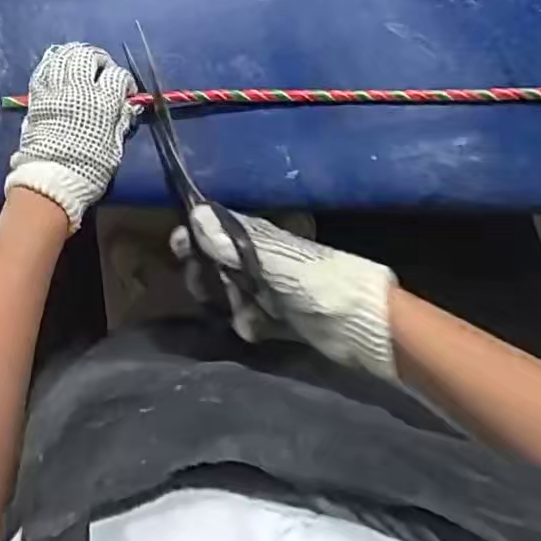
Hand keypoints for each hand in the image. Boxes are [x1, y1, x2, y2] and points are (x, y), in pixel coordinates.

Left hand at [3, 43, 136, 231]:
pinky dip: (52, 63)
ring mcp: (55, 90)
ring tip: (80, 60)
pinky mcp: (37, 96)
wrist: (51, 176)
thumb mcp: (113, 147)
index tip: (126, 90)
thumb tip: (126, 106)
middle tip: (101, 68)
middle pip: (88, 57)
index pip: (116, 76)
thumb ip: (119, 122)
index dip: (124, 80)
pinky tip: (58, 64)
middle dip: (98, 59)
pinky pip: (43, 70)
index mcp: (102, 103)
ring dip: (75, 54)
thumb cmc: (87, 167)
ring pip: (64, 57)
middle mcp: (78, 90)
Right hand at [171, 206, 397, 379]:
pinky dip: (249, 323)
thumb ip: (228, 239)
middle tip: (203, 286)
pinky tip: (256, 328)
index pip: (212, 230)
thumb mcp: (267, 257)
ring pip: (227, 292)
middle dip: (204, 275)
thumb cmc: (312, 281)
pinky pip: (248, 317)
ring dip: (228, 303)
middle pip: (213, 262)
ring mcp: (267, 290)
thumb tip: (194, 212)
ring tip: (242, 312)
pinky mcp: (278, 318)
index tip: (180, 246)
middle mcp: (257, 260)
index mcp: (254, 238)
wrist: (360, 326)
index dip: (194, 237)